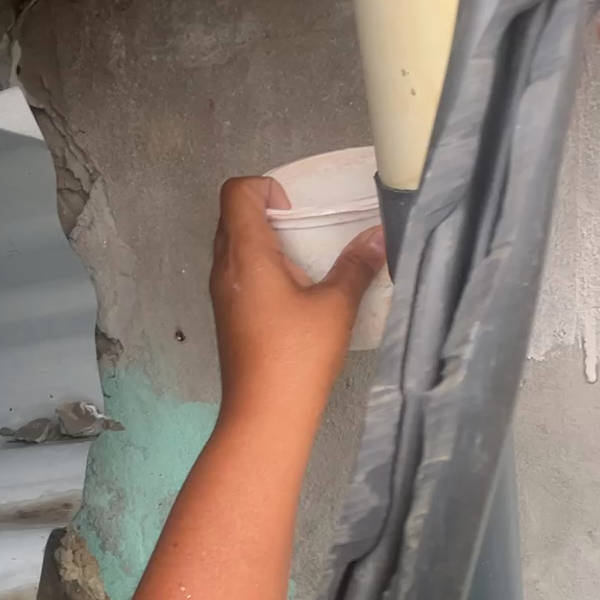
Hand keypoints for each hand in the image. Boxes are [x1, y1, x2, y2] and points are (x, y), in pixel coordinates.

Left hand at [210, 176, 385, 429]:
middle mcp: (224, 269)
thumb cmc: (296, 358)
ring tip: (301, 263)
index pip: (236, 192)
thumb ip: (357, 266)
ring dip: (262, 242)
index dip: (264, 187)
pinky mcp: (227, 317)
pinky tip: (292, 294)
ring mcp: (221, 295)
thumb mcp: (336, 306)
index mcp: (246, 255)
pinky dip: (259, 269)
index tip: (295, 210)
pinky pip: (236, 275)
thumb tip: (378, 237)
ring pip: (232, 247)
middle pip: (231, 216)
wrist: (265, 413)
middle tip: (301, 229)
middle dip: (265, 211)